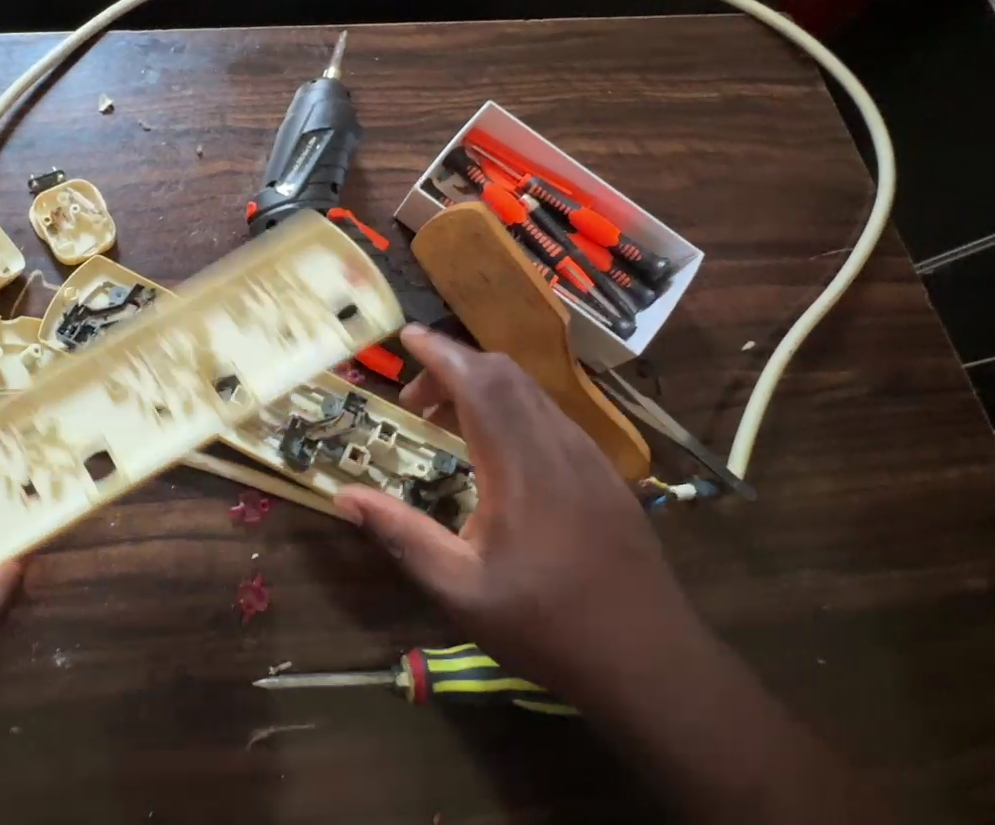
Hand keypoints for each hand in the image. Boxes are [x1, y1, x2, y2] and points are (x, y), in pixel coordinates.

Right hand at [336, 329, 877, 822]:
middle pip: (505, 374)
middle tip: (414, 399)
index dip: (440, 352)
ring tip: (445, 422)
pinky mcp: (605, 474)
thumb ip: (402, 535)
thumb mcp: (460, 589)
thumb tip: (344, 496)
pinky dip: (511, 408)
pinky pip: (551, 415)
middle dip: (454, 366)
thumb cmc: (546, 624)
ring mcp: (589, 457)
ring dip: (483, 387)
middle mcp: (559, 446)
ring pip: (531, 391)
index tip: (406, 335)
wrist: (650, 659)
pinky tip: (495, 451)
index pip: (478, 382)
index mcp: (521, 466)